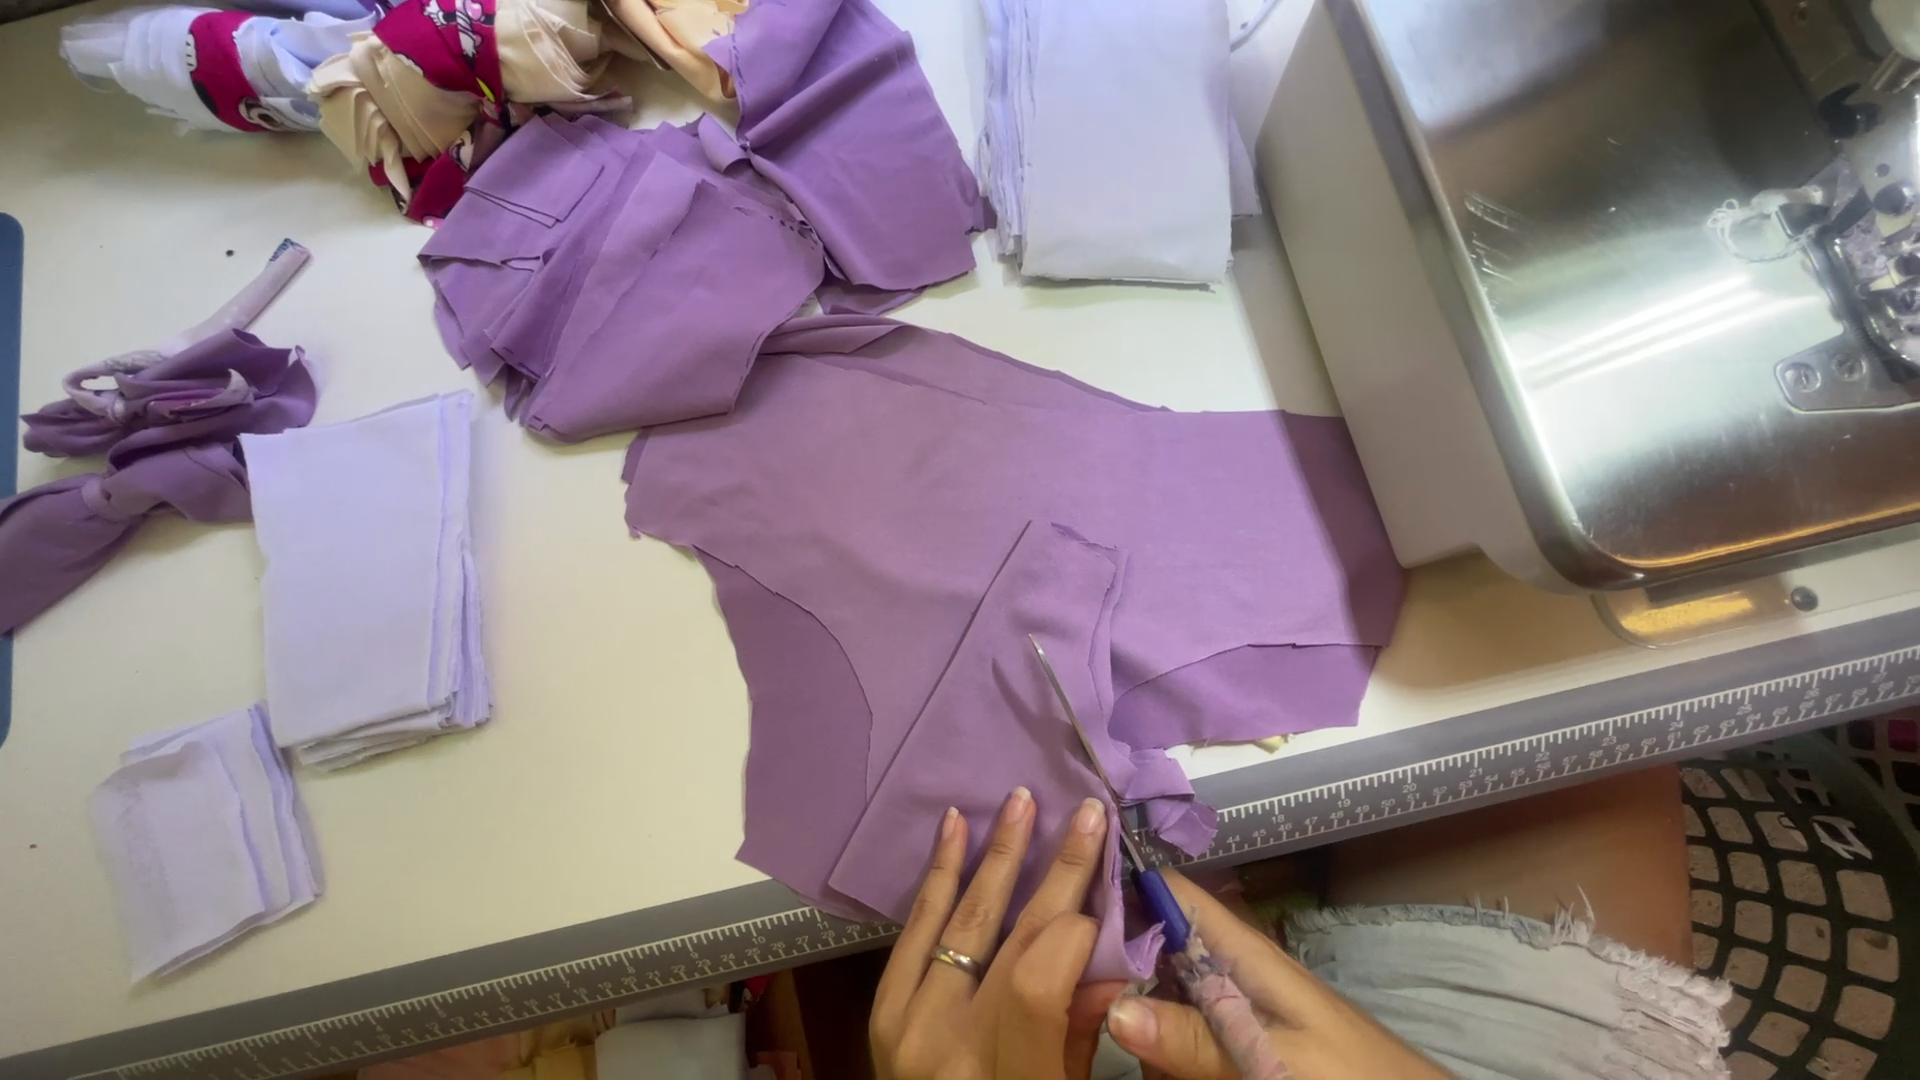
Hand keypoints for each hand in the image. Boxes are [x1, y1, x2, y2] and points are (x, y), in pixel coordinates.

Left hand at [870, 787, 1129, 1079]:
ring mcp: (907, 1023)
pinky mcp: (883, 1008)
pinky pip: (915, 929)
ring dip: (996, 854)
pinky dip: (938, 875)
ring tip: (1020, 801)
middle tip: (1083, 813)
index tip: (1106, 906)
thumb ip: (1077, 1037)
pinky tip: (954, 827)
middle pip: (1011, 937)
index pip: (1041, 974)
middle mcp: (948, 1046)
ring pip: (962, 918)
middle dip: (1056, 870)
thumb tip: (1106, 955)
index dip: (1080, 930)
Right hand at [1104, 871, 1447, 1079]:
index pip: (1165, 889)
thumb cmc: (1354, 1078)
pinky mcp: (1235, 1037)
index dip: (1116, 886)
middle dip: (1115, 970)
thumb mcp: (1273, 1064)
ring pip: (1158, 989)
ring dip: (1139, 1022)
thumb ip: (1195, 1039)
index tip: (1062, 910)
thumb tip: (1113, 1011)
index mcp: (1236, 947)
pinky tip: (1161, 1073)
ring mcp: (1229, 1002)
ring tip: (1135, 1058)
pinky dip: (1164, 1051)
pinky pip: (1180, 1028)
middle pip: (1149, 939)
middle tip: (1082, 1005)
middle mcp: (1226, 963)